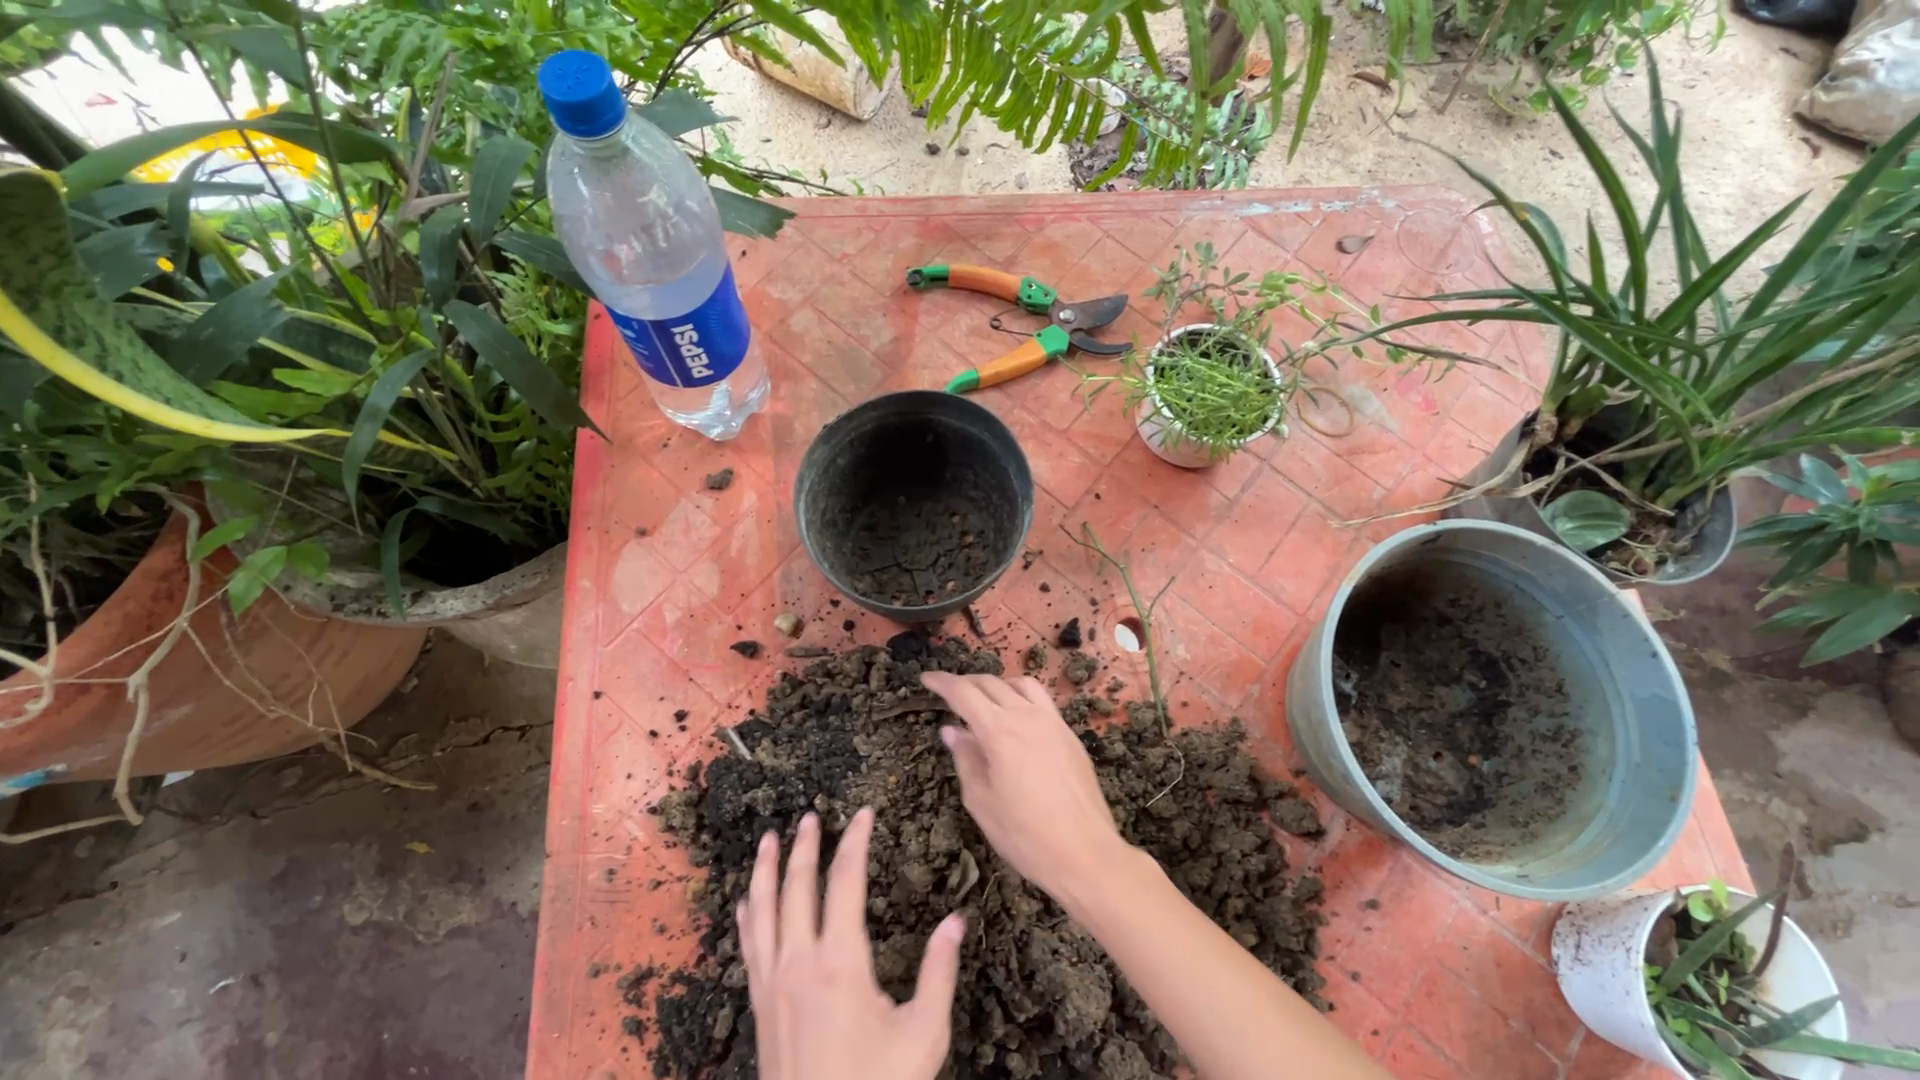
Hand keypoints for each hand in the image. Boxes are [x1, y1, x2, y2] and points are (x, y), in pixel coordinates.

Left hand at [740, 807, 965, 1079]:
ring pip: (762, 909)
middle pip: (797, 886)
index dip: (855, 842)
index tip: (863, 814)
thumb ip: (939, 973)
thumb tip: (956, 920)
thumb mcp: (924, 1034)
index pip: (845, 881)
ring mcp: (772, 982)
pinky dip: (747, 914)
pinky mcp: (759, 1003)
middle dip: (805, 846)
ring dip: (765, 870)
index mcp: (840, 961)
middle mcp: (799, 961)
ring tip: (767, 839)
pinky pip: (748, 945)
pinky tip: (745, 902)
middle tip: (811, 816)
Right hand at [919, 671, 1130, 904]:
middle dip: (966, 683)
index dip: (941, 682)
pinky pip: (1042, 701)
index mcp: (999, 730)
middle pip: (991, 684)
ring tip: (983, 700)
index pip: (963, 693)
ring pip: (1021, 685)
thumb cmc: (1024, 834)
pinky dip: (1021, 697)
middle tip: (949, 693)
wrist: (1084, 852)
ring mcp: (1053, 723)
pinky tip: (1016, 718)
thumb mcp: (981, 801)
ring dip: (997, 685)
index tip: (926, 678)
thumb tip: (952, 730)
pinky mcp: (1070, 736)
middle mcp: (1027, 716)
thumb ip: (966, 759)